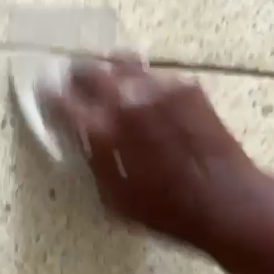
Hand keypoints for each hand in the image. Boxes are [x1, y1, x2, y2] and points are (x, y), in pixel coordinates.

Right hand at [44, 55, 260, 247]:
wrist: (227, 200)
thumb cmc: (166, 211)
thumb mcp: (113, 198)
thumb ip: (92, 159)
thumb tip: (82, 137)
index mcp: (102, 132)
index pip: (61, 100)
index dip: (49, 96)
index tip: (46, 94)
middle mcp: (126, 101)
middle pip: (90, 69)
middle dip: (77, 75)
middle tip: (74, 82)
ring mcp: (158, 88)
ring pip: (122, 63)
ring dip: (110, 71)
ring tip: (110, 83)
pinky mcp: (186, 86)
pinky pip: (153, 75)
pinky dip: (143, 82)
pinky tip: (148, 98)